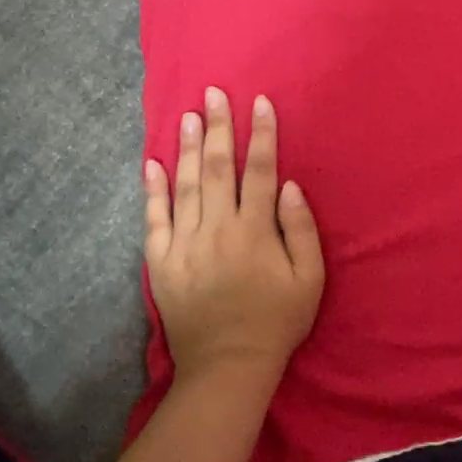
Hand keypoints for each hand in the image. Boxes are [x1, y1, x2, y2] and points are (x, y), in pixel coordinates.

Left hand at [143, 88, 324, 385]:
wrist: (227, 368)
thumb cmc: (277, 320)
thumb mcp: (309, 279)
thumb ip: (301, 229)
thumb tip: (290, 186)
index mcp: (255, 231)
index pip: (261, 171)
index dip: (262, 134)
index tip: (260, 102)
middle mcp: (217, 230)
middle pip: (218, 168)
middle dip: (218, 128)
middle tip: (214, 94)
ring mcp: (184, 245)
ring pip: (185, 186)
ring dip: (187, 148)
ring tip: (188, 115)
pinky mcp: (161, 263)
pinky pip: (154, 220)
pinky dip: (152, 190)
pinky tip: (152, 163)